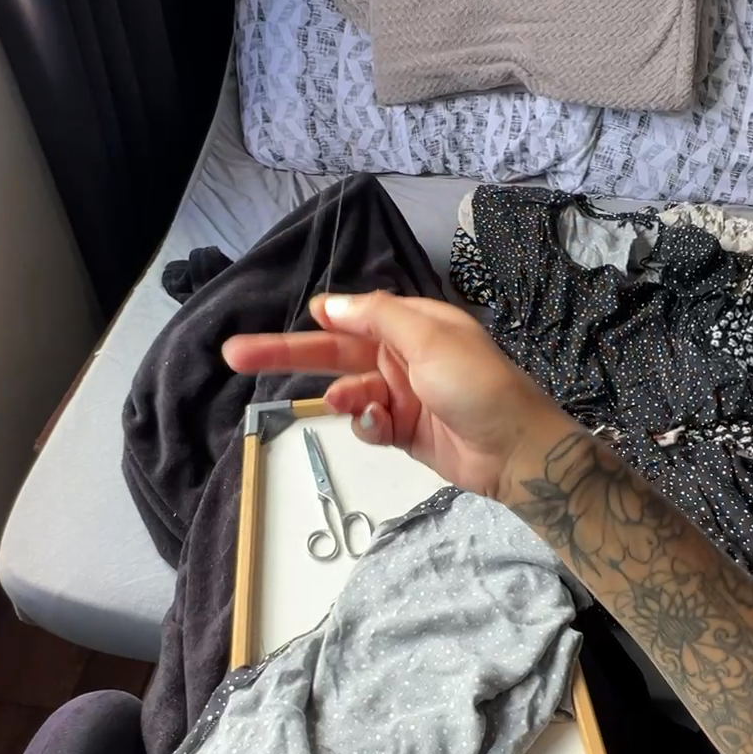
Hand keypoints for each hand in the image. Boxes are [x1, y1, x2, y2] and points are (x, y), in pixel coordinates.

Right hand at [221, 291, 577, 500]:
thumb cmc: (478, 384)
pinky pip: (369, 423)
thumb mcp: (430, 338)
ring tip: (356, 405)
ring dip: (346, 398)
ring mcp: (402, 395)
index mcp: (412, 325)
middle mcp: (403, 357)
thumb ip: (378, 317)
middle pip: (337, 352)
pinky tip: (381, 425)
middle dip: (291, 354)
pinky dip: (368, 425)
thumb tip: (329, 302)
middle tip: (237, 353)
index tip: (298, 315)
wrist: (516, 450)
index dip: (324, 318)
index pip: (354, 317)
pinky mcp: (404, 431)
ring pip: (350, 392)